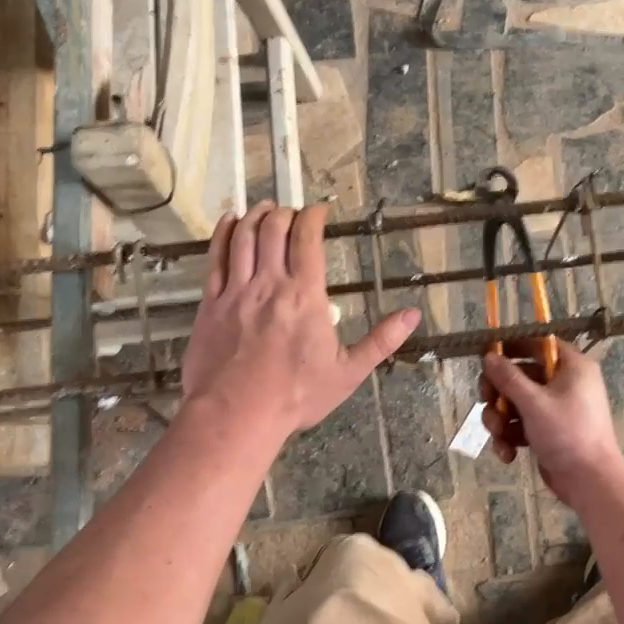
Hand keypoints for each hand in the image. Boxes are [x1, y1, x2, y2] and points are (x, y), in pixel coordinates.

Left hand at [181, 201, 418, 444]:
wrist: (235, 415)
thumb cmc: (296, 397)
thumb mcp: (348, 372)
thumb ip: (381, 340)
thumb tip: (412, 315)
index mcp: (305, 296)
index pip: (307, 239)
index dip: (313, 217)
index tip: (320, 211)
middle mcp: (270, 284)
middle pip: (273, 230)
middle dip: (285, 213)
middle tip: (293, 214)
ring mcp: (236, 292)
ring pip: (243, 237)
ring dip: (256, 216)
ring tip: (265, 208)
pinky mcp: (210, 304)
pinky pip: (215, 258)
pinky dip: (223, 233)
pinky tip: (229, 222)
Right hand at [482, 338, 623, 503]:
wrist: (590, 481)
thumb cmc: (567, 433)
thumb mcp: (534, 403)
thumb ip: (509, 378)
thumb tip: (488, 356)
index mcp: (572, 366)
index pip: (538, 344)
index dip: (512, 347)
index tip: (487, 355)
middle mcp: (565, 382)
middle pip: (521, 375)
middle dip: (500, 392)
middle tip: (487, 401)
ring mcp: (556, 408)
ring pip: (517, 402)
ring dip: (501, 418)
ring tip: (499, 435)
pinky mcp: (549, 431)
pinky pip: (522, 424)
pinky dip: (511, 436)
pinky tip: (507, 453)